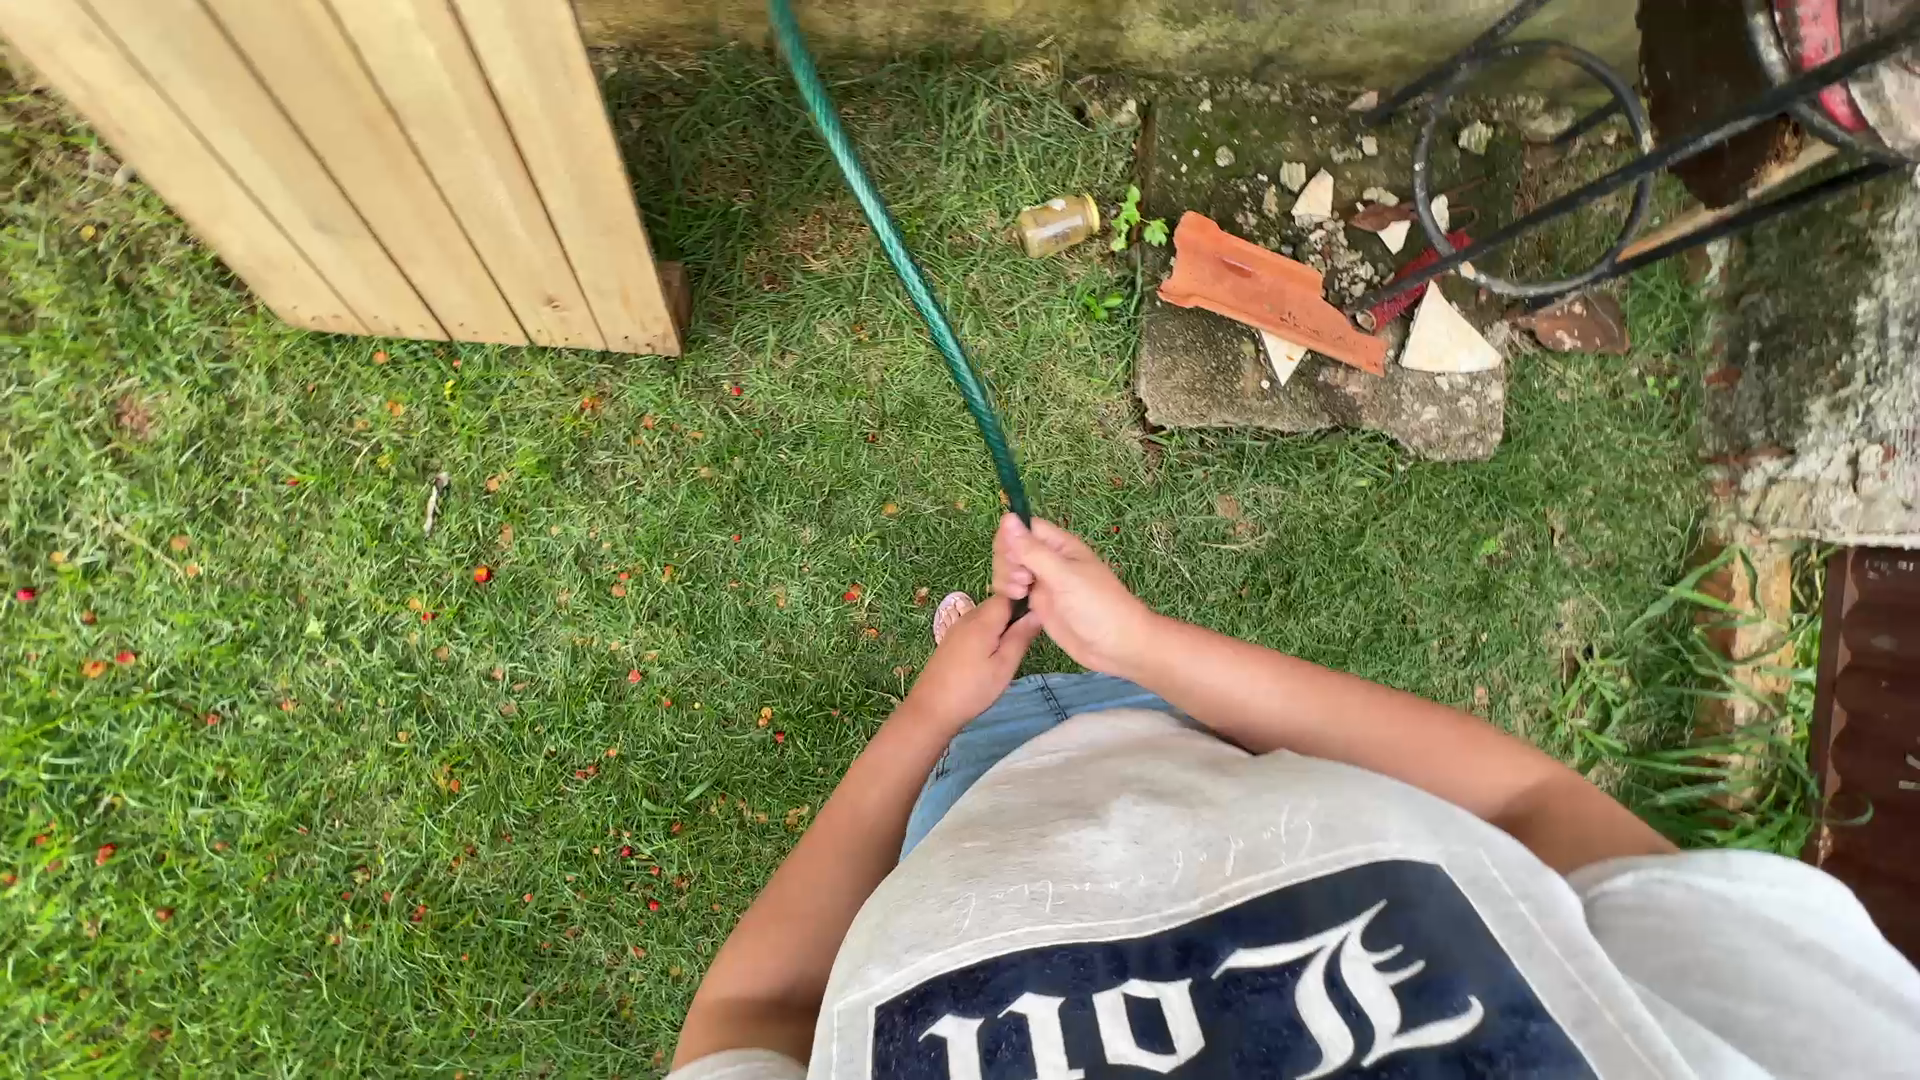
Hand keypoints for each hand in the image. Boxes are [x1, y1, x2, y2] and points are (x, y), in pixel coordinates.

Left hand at [899, 593, 1043, 732]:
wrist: (931, 708)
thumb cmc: (973, 689)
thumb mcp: (1004, 665)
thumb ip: (1021, 636)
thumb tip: (1038, 612)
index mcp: (982, 620)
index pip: (1008, 594)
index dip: (1026, 598)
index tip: (1040, 614)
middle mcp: (968, 617)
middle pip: (997, 604)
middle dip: (1015, 614)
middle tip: (1029, 636)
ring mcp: (957, 627)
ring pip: (987, 616)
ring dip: (1002, 625)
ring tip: (1012, 647)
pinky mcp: (952, 639)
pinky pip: (976, 626)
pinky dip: (989, 633)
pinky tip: (992, 654)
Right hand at [993, 514, 1157, 675]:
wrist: (1116, 646)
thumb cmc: (1097, 605)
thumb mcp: (1063, 575)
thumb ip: (1032, 550)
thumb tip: (1007, 517)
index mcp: (1059, 546)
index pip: (1025, 528)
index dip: (1010, 538)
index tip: (1012, 557)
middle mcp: (1048, 560)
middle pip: (1012, 548)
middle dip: (1007, 562)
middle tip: (1022, 581)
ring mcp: (1042, 583)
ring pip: (1010, 570)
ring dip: (1005, 579)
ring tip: (1019, 595)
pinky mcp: (1038, 604)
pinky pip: (1013, 592)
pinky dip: (1007, 594)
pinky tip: (1014, 604)